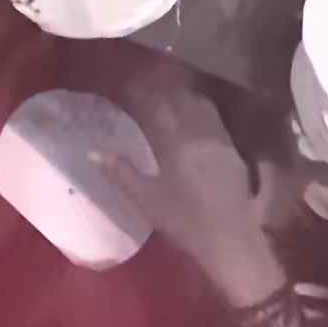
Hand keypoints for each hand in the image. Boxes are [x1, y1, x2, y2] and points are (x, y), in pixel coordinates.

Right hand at [117, 72, 285, 306]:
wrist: (233, 243)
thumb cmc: (186, 221)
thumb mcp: (147, 199)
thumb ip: (121, 171)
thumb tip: (93, 152)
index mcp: (178, 143)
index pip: (158, 107)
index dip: (143, 92)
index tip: (129, 84)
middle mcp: (202, 134)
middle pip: (183, 99)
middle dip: (165, 88)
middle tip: (149, 83)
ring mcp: (222, 141)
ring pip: (203, 106)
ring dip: (185, 96)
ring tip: (171, 93)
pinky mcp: (234, 153)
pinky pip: (215, 120)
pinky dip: (201, 110)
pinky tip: (194, 117)